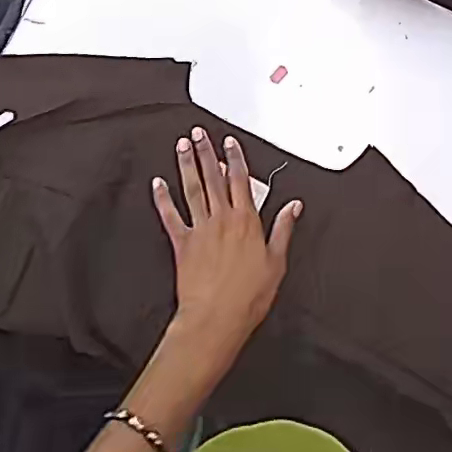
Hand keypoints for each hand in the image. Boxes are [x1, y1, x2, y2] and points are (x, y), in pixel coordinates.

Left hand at [152, 127, 301, 369]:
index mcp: (246, 221)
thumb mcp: (276, 262)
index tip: (229, 143)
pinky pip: (170, 216)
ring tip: (182, 146)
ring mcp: (200, 229)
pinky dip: (163, 199)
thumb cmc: (248, 296)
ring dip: (186, 165)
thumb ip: (283, 229)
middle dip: (206, 152)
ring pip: (192, 189)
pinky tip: (158, 183)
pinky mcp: (182, 244)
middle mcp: (222, 219)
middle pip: (213, 178)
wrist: (216, 319)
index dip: (234, 158)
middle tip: (199, 133)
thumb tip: (293, 207)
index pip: (240, 180)